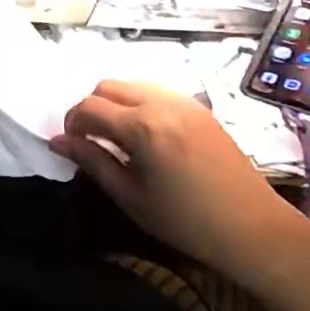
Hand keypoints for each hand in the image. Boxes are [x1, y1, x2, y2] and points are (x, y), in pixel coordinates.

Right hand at [52, 81, 309, 275]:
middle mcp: (160, 102)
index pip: (89, 107)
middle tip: (90, 141)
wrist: (251, 226)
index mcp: (141, 126)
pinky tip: (145, 135)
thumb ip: (93, 162)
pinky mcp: (199, 106)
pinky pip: (157, 91)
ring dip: (115, 103)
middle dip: (91, 108)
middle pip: (108, 85)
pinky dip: (139, 103)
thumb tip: (59, 142)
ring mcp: (183, 100)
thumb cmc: (186, 221)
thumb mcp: (131, 197)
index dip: (71, 123)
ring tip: (118, 139)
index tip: (69, 145)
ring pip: (133, 84)